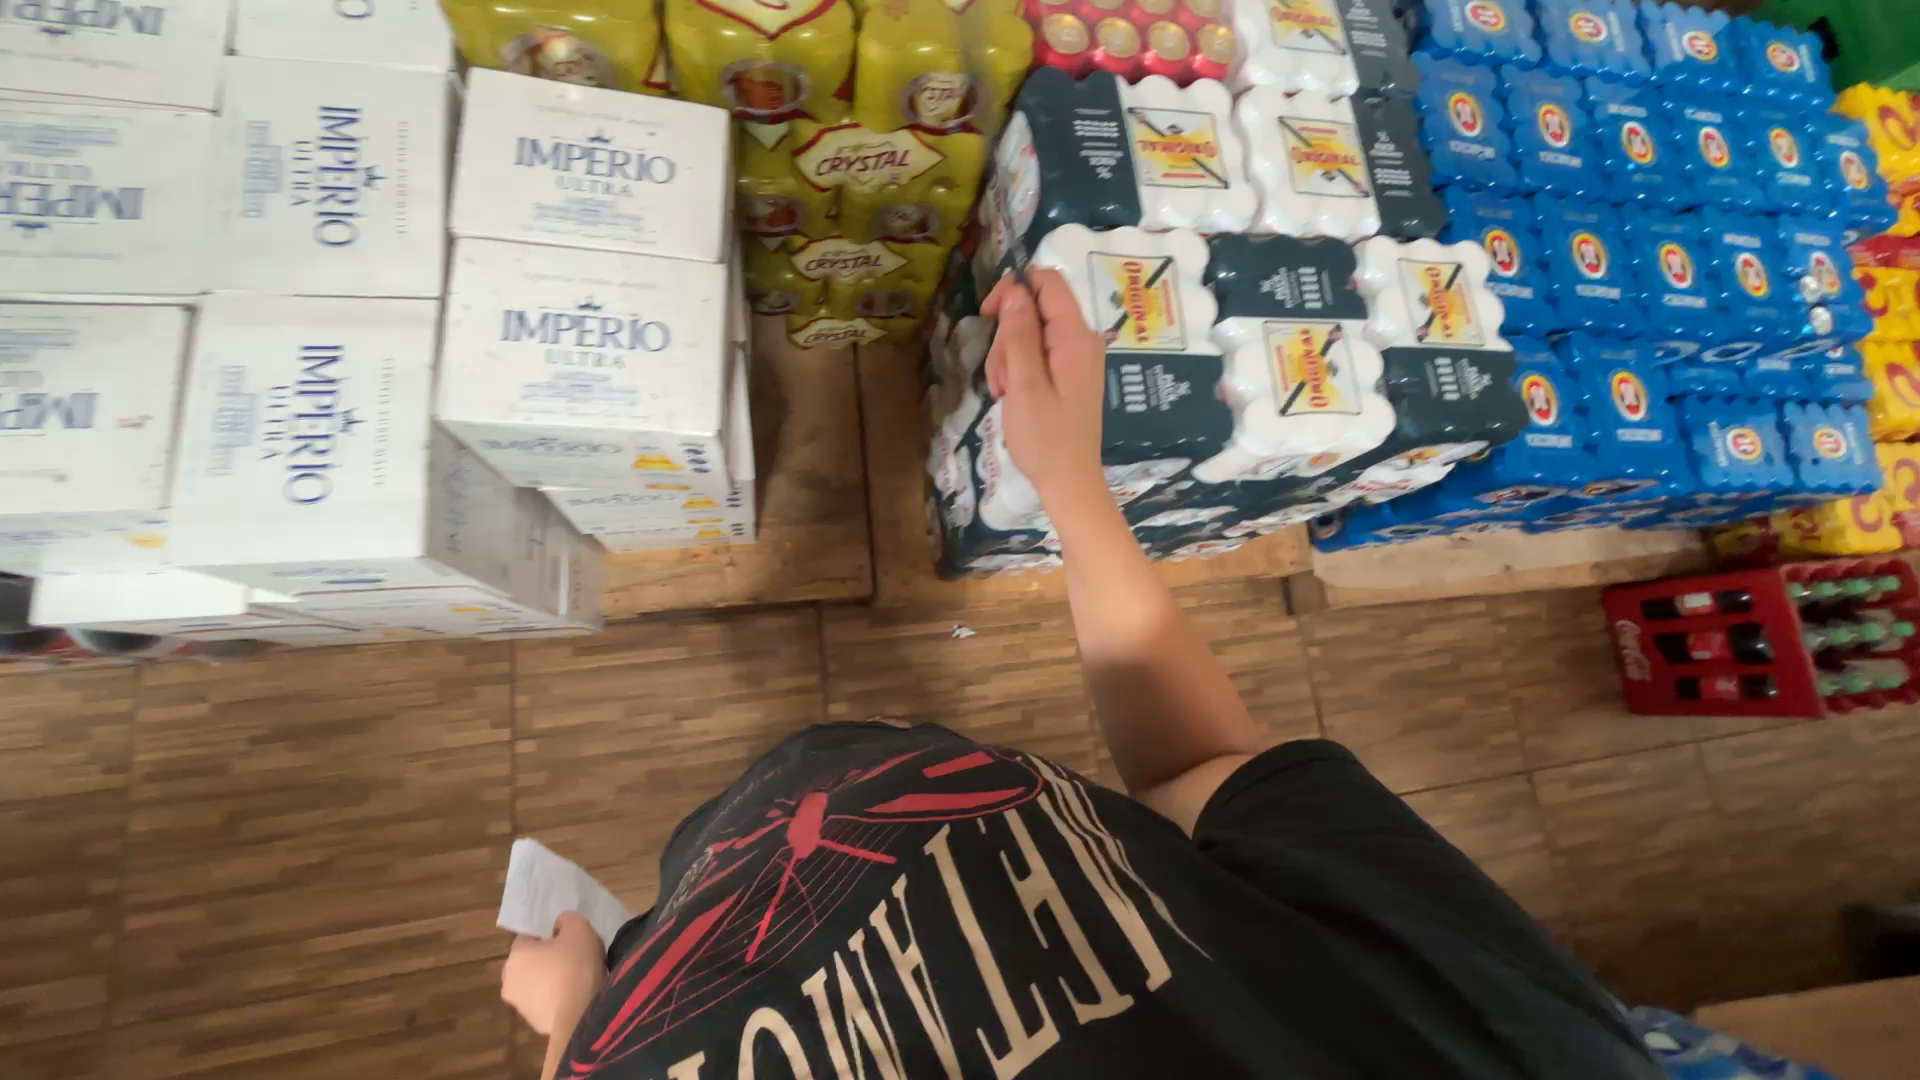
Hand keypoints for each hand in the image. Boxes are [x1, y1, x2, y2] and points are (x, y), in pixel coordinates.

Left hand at [501, 912, 607, 1036]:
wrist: (578, 1013)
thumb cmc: (575, 964)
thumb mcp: (579, 927)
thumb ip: (567, 919)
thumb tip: (559, 925)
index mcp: (516, 955)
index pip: (527, 936)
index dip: (546, 934)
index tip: (565, 936)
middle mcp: (509, 980)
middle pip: (527, 962)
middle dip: (544, 958)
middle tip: (570, 954)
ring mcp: (519, 1005)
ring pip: (534, 983)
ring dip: (549, 979)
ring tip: (575, 976)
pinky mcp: (532, 1023)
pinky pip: (544, 1001)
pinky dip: (555, 997)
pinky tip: (574, 994)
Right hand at [981, 268, 1107, 508]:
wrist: (1069, 482)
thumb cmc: (1045, 438)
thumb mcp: (1024, 384)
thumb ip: (1019, 334)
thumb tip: (1014, 290)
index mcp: (1075, 338)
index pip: (1048, 282)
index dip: (1014, 288)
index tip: (988, 315)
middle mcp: (1082, 341)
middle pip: (1036, 310)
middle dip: (1008, 336)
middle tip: (1000, 377)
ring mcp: (1077, 359)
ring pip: (1032, 335)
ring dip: (1009, 358)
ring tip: (1005, 393)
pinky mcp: (1070, 376)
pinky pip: (1039, 357)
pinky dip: (1020, 371)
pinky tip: (1013, 397)